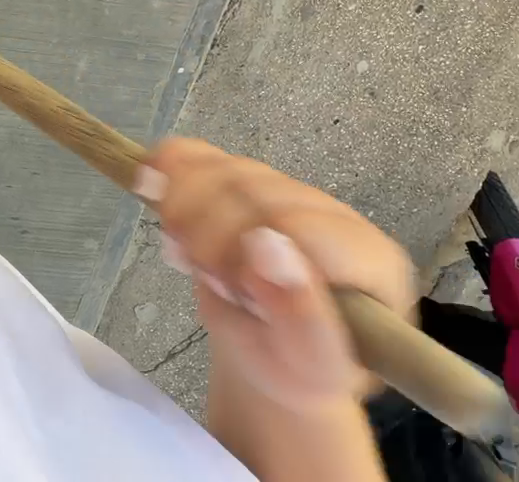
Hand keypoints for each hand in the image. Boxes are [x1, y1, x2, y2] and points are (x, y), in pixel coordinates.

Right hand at [136, 138, 414, 410]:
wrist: (268, 351)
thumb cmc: (294, 366)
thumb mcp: (307, 365)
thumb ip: (300, 315)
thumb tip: (265, 243)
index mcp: (368, 259)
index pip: (297, 225)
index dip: (247, 252)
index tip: (233, 291)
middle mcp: (331, 213)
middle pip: (252, 190)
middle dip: (210, 237)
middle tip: (210, 280)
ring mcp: (281, 188)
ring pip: (220, 169)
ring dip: (184, 211)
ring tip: (189, 255)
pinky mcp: (239, 176)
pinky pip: (196, 152)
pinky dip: (168, 167)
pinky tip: (151, 186)